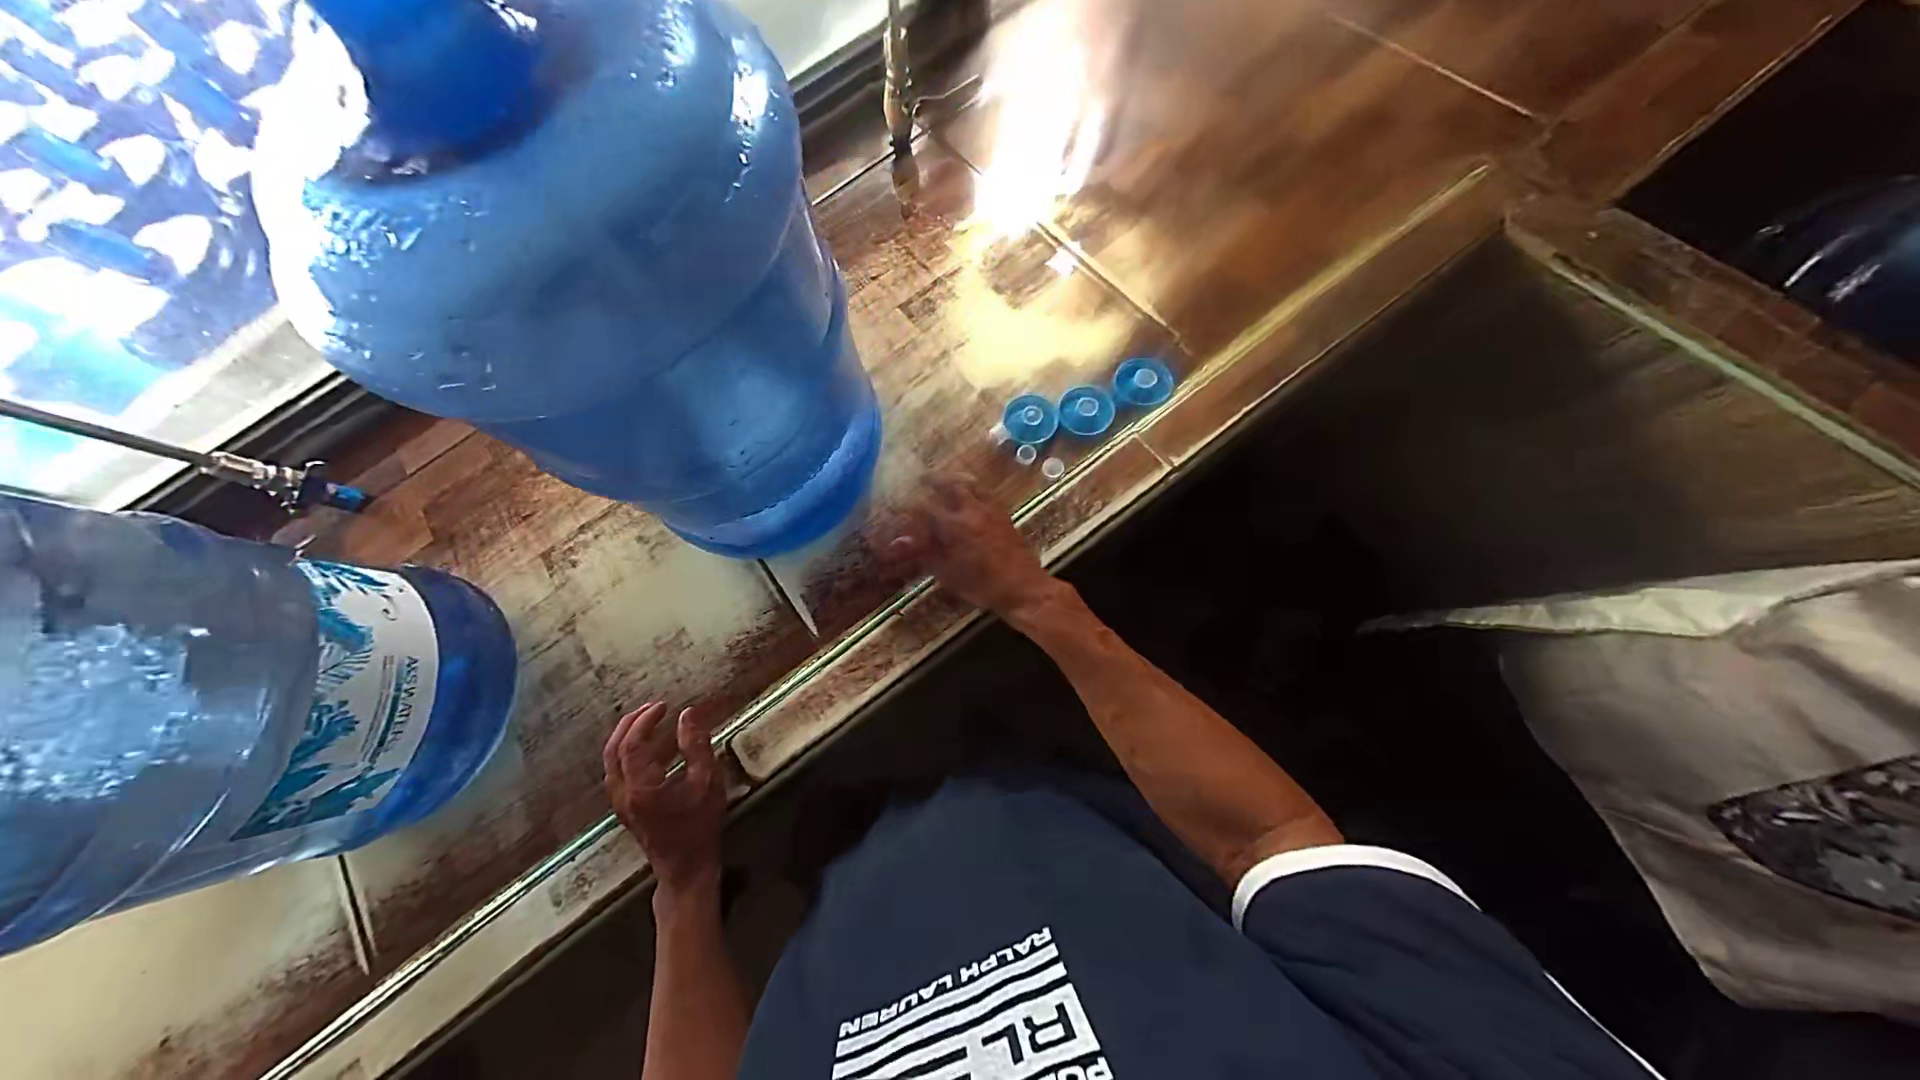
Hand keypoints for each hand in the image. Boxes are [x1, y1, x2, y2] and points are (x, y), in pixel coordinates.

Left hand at [603, 702, 726, 892]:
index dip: (646, 721)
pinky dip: (628, 752)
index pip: (633, 744)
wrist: (685, 867)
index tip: (664, 706)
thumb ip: (697, 746)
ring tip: (648, 721)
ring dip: (627, 737)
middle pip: (613, 750)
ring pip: (611, 761)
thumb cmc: (700, 825)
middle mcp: (622, 794)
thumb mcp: (707, 782)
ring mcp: (619, 803)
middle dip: (631, 724)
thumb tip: (687, 715)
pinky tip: (649, 748)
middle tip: (652, 708)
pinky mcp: (624, 808)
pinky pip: (617, 772)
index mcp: (640, 788)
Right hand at [879, 472, 1061, 617]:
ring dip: (955, 479)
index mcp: (954, 525)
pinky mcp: (1004, 514)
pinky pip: (985, 493)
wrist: (1022, 587)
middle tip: (921, 479)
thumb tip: (901, 543)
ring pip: (970, 484)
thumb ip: (925, 553)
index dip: (908, 505)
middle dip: (932, 479)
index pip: (924, 506)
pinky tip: (969, 496)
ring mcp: (991, 510)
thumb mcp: (947, 574)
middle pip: (950, 484)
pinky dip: (973, 488)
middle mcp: (971, 510)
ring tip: (945, 480)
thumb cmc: (982, 586)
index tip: (899, 505)